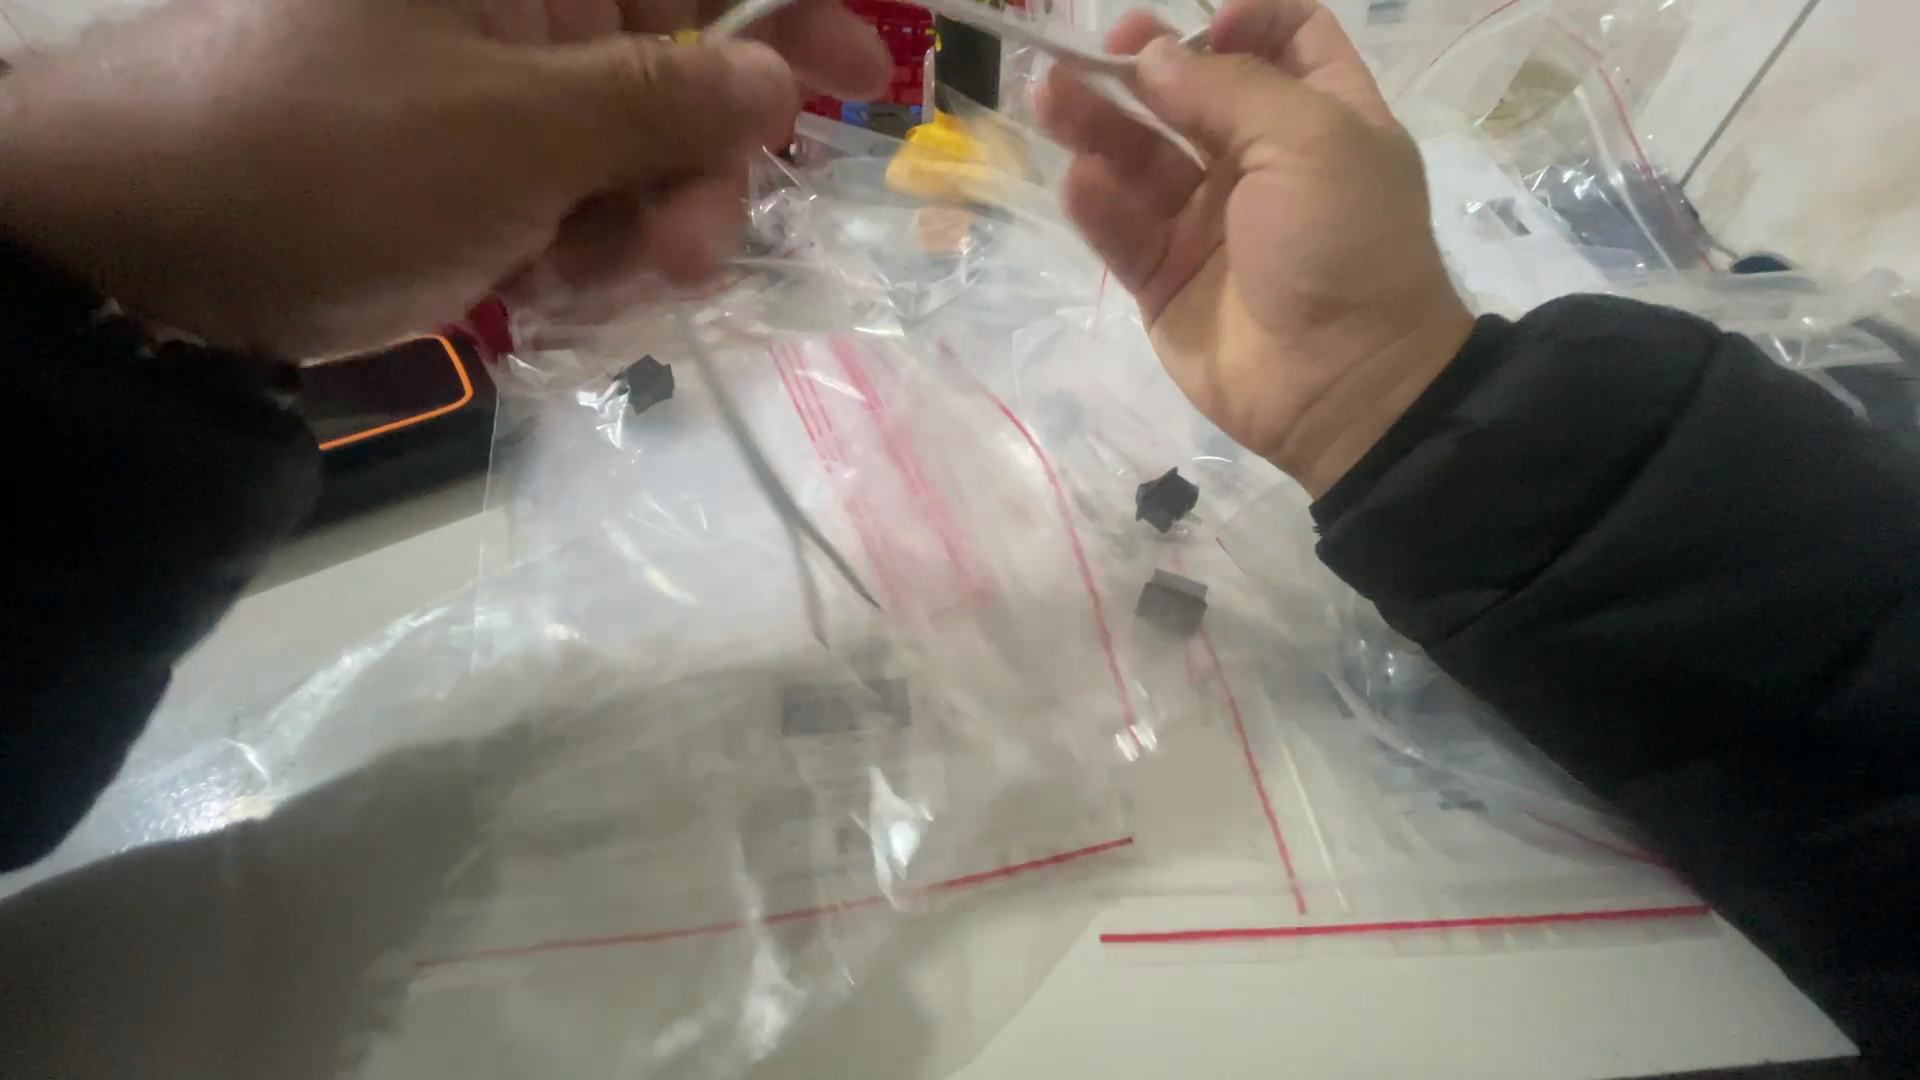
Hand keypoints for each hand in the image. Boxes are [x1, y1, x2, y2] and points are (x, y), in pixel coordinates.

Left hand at [0, 0, 889, 356]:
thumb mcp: (511, 131)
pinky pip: (621, 216)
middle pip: (700, 85)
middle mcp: (548, 24)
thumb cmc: (327, 160)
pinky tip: (547, 279)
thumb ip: (658, 104)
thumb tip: (776, 80)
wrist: (187, 259)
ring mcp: (542, 108)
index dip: (794, 11)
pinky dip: (605, 259)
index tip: (868, 62)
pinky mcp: (531, 179)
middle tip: (687, 248)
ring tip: (589, 275)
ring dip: (653, 234)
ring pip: (668, 167)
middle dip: (707, 173)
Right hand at [1037, 0, 1473, 495]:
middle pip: (1190, 102)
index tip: (1204, 25)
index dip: (1242, 21)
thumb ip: (1228, 91)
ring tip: (1050, 98)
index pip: (1283, 43)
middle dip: (1142, 71)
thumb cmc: (1342, 243)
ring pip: (1141, 167)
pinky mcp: (1163, 282)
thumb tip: (1154, 58)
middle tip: (1089, 54)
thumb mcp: (1309, 138)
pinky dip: (1098, 209)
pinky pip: (1124, 236)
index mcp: (1315, 119)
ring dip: (1097, 130)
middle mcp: (1255, 168)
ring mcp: (1204, 228)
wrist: (1335, 381)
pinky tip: (1076, 181)